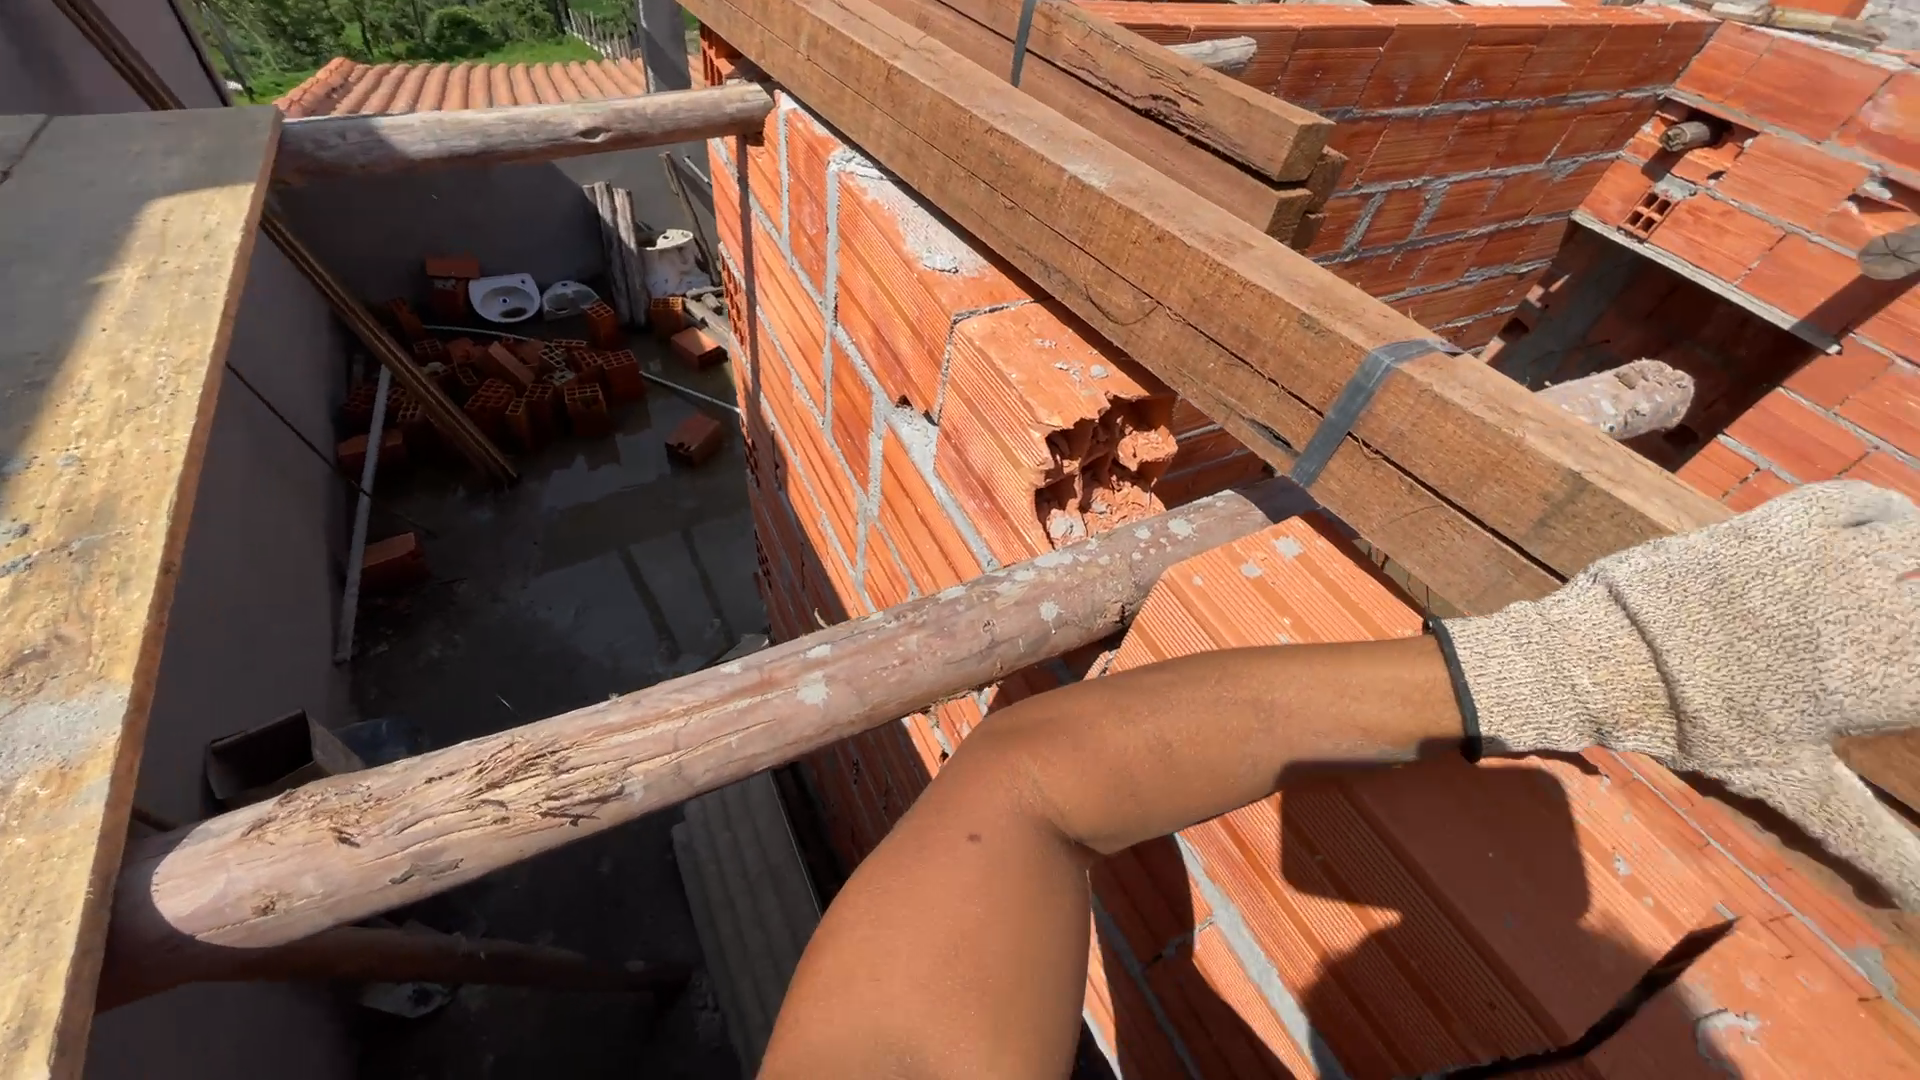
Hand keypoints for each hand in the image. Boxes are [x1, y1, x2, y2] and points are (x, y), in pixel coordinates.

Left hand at [1436, 481, 1919, 907]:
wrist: (1595, 663)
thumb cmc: (1685, 726)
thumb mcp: (1787, 789)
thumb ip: (1872, 845)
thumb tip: (1919, 912)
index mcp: (1895, 678)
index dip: (1918, 672)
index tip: (1905, 679)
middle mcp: (1878, 612)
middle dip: (1918, 612)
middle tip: (1893, 631)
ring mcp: (1822, 562)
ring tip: (1906, 581)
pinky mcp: (1768, 529)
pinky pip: (1852, 499)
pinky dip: (1883, 506)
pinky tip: (1890, 523)